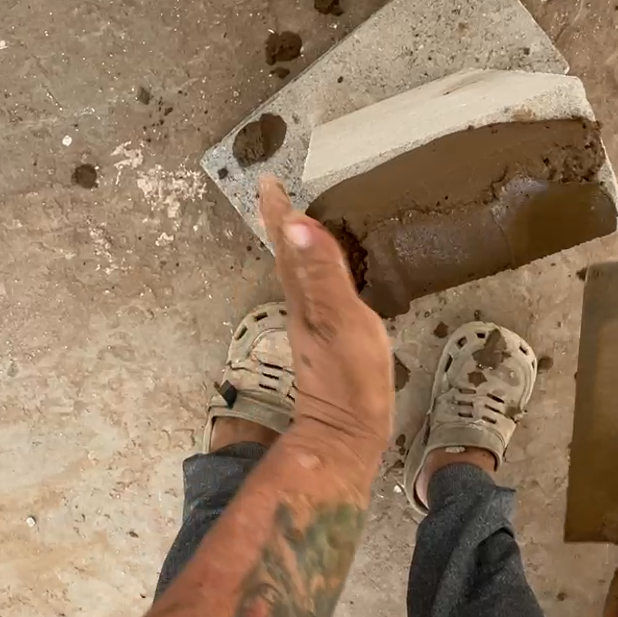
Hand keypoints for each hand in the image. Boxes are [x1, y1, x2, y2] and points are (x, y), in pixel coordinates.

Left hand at [257, 175, 393, 463]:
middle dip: (281, 222)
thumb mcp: (341, 320)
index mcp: (304, 295)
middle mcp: (302, 305)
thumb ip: (322, 273)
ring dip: (294, 244)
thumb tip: (294, 224)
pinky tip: (323, 275)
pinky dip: (313, 270)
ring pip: (297, 273)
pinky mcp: (326, 340)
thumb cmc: (351, 378)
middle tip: (278, 192)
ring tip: (297, 222)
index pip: (286, 244)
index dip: (278, 212)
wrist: (345, 435)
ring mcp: (312, 324)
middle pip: (286, 255)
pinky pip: (314, 291)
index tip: (266, 181)